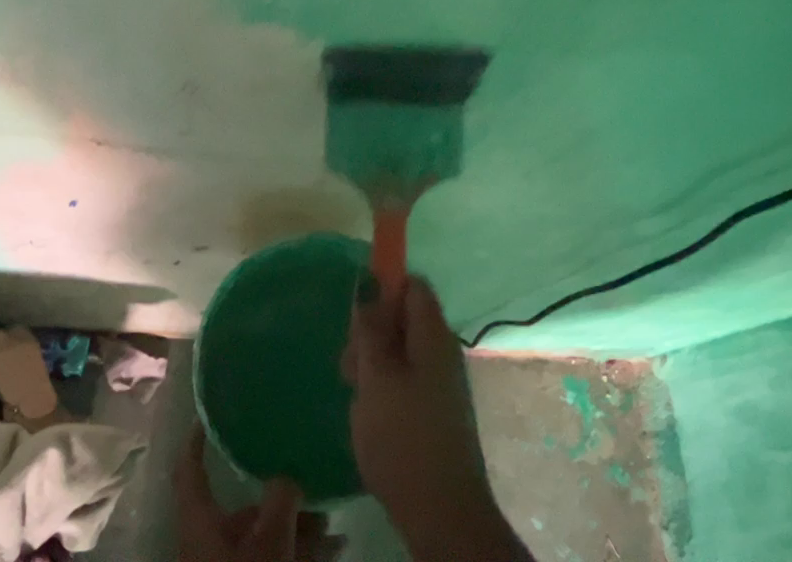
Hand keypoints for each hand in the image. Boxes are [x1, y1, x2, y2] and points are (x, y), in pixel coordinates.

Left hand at [175, 423, 342, 561]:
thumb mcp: (269, 540)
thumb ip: (280, 501)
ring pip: (261, 541)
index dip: (194, 442)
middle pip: (244, 512)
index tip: (205, 416)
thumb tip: (286, 477)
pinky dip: (294, 556)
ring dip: (297, 534)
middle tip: (318, 499)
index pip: (189, 470)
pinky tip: (328, 555)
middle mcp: (206, 541)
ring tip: (334, 534)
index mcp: (200, 520)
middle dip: (285, 504)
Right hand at [341, 275, 530, 560]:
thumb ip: (371, 330)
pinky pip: (406, 379)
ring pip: (401, 351)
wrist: (441, 509)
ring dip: (373, 363)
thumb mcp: (375, 377)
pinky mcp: (436, 409)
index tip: (355, 314)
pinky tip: (369, 414)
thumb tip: (368, 283)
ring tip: (355, 394)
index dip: (384, 287)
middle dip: (372, 332)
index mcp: (433, 335)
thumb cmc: (403, 437)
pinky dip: (383, 387)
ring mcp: (442, 382)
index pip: (414, 286)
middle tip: (349, 366)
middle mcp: (442, 351)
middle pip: (405, 318)